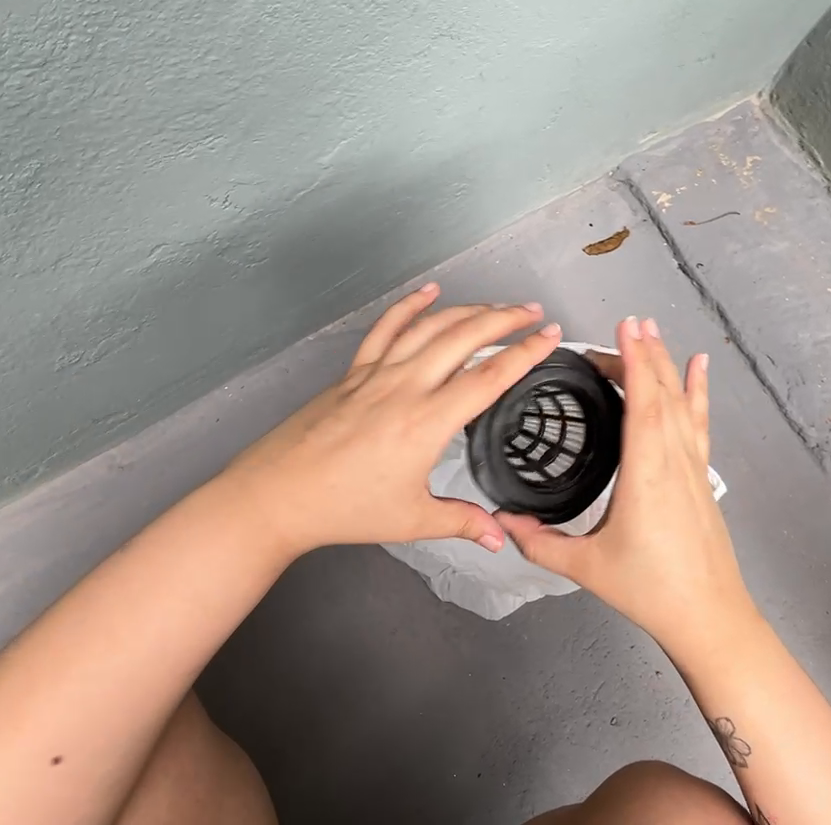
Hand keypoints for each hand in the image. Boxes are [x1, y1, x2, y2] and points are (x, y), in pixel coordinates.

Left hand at [216, 283, 561, 556]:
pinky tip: (429, 292)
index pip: (489, 376)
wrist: (279, 493)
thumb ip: (461, 522)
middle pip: (465, 337)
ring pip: (431, 327)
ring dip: (469, 310)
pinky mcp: (355, 372)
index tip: (551, 336)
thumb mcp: (410, 520)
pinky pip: (386, 328)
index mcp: (427, 421)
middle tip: (534, 311)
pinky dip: (410, 306)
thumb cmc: (344, 508)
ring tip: (498, 305)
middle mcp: (406, 386)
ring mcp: (378, 373)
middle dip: (506, 318)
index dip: (526, 353)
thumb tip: (498, 537)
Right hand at [496, 317, 756, 653]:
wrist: (709, 617)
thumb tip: (503, 520)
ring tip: (653, 330)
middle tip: (625, 324)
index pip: (643, 403)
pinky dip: (699, 391)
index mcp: (646, 473)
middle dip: (644, 353)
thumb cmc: (650, 590)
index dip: (635, 361)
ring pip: (682, 402)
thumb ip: (540, 542)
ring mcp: (692, 466)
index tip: (625, 328)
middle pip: (661, 393)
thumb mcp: (586, 566)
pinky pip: (700, 422)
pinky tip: (700, 368)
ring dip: (667, 363)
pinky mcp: (702, 476)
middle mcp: (673, 460)